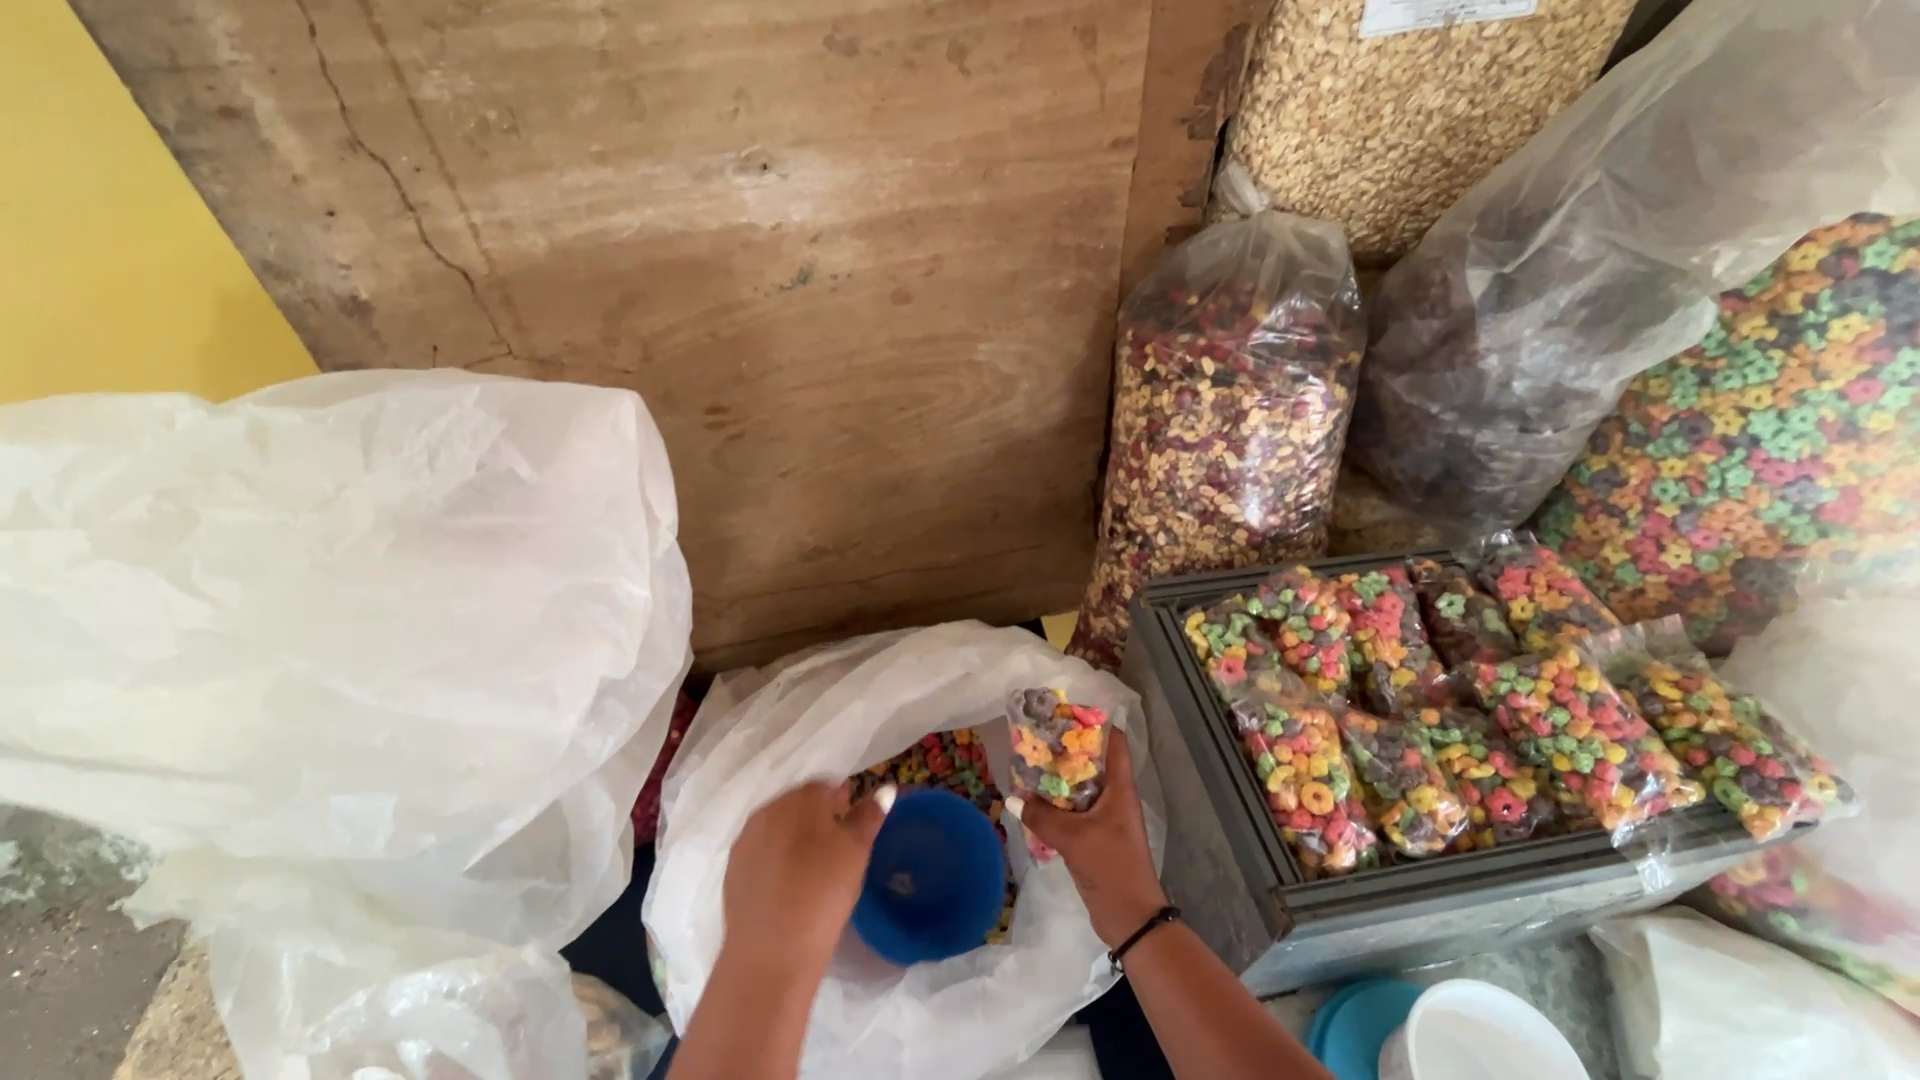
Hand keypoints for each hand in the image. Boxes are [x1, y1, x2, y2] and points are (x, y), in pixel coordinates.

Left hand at [719, 780, 892, 970]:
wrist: (772, 951)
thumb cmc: (824, 892)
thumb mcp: (857, 851)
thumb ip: (870, 815)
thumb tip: (886, 788)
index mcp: (799, 799)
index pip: (825, 785)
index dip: (843, 799)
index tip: (854, 821)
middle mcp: (767, 811)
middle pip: (798, 803)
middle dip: (817, 815)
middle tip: (837, 845)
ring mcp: (746, 840)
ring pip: (777, 827)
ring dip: (796, 836)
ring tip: (815, 866)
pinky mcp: (733, 870)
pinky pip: (761, 852)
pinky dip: (777, 858)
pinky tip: (790, 883)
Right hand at [1013, 729, 1167, 947]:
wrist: (1131, 917)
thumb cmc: (1110, 867)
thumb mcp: (1073, 839)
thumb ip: (1042, 817)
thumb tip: (1016, 798)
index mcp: (1120, 788)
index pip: (1115, 742)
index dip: (1094, 724)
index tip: (1064, 715)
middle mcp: (1116, 797)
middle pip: (1094, 762)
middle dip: (1066, 751)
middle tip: (1036, 741)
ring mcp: (1108, 819)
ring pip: (1082, 788)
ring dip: (1059, 781)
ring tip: (1029, 769)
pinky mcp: (1098, 838)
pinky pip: (1077, 812)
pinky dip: (1058, 806)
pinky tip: (1035, 806)